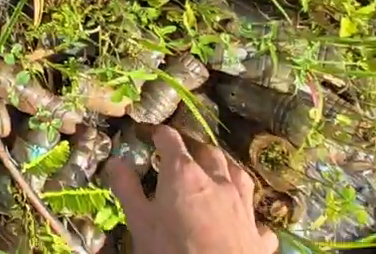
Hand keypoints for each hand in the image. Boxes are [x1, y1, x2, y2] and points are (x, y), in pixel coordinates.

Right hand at [103, 125, 277, 253]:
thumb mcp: (139, 220)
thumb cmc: (174, 250)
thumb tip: (116, 161)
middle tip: (179, 154)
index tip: (146, 136)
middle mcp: (217, 182)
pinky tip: (241, 219)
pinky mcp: (260, 237)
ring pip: (239, 175)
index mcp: (183, 173)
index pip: (170, 138)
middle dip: (193, 148)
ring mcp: (244, 209)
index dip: (157, 133)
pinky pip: (257, 217)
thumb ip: (126, 186)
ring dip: (225, 169)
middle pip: (208, 151)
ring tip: (214, 173)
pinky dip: (248, 213)